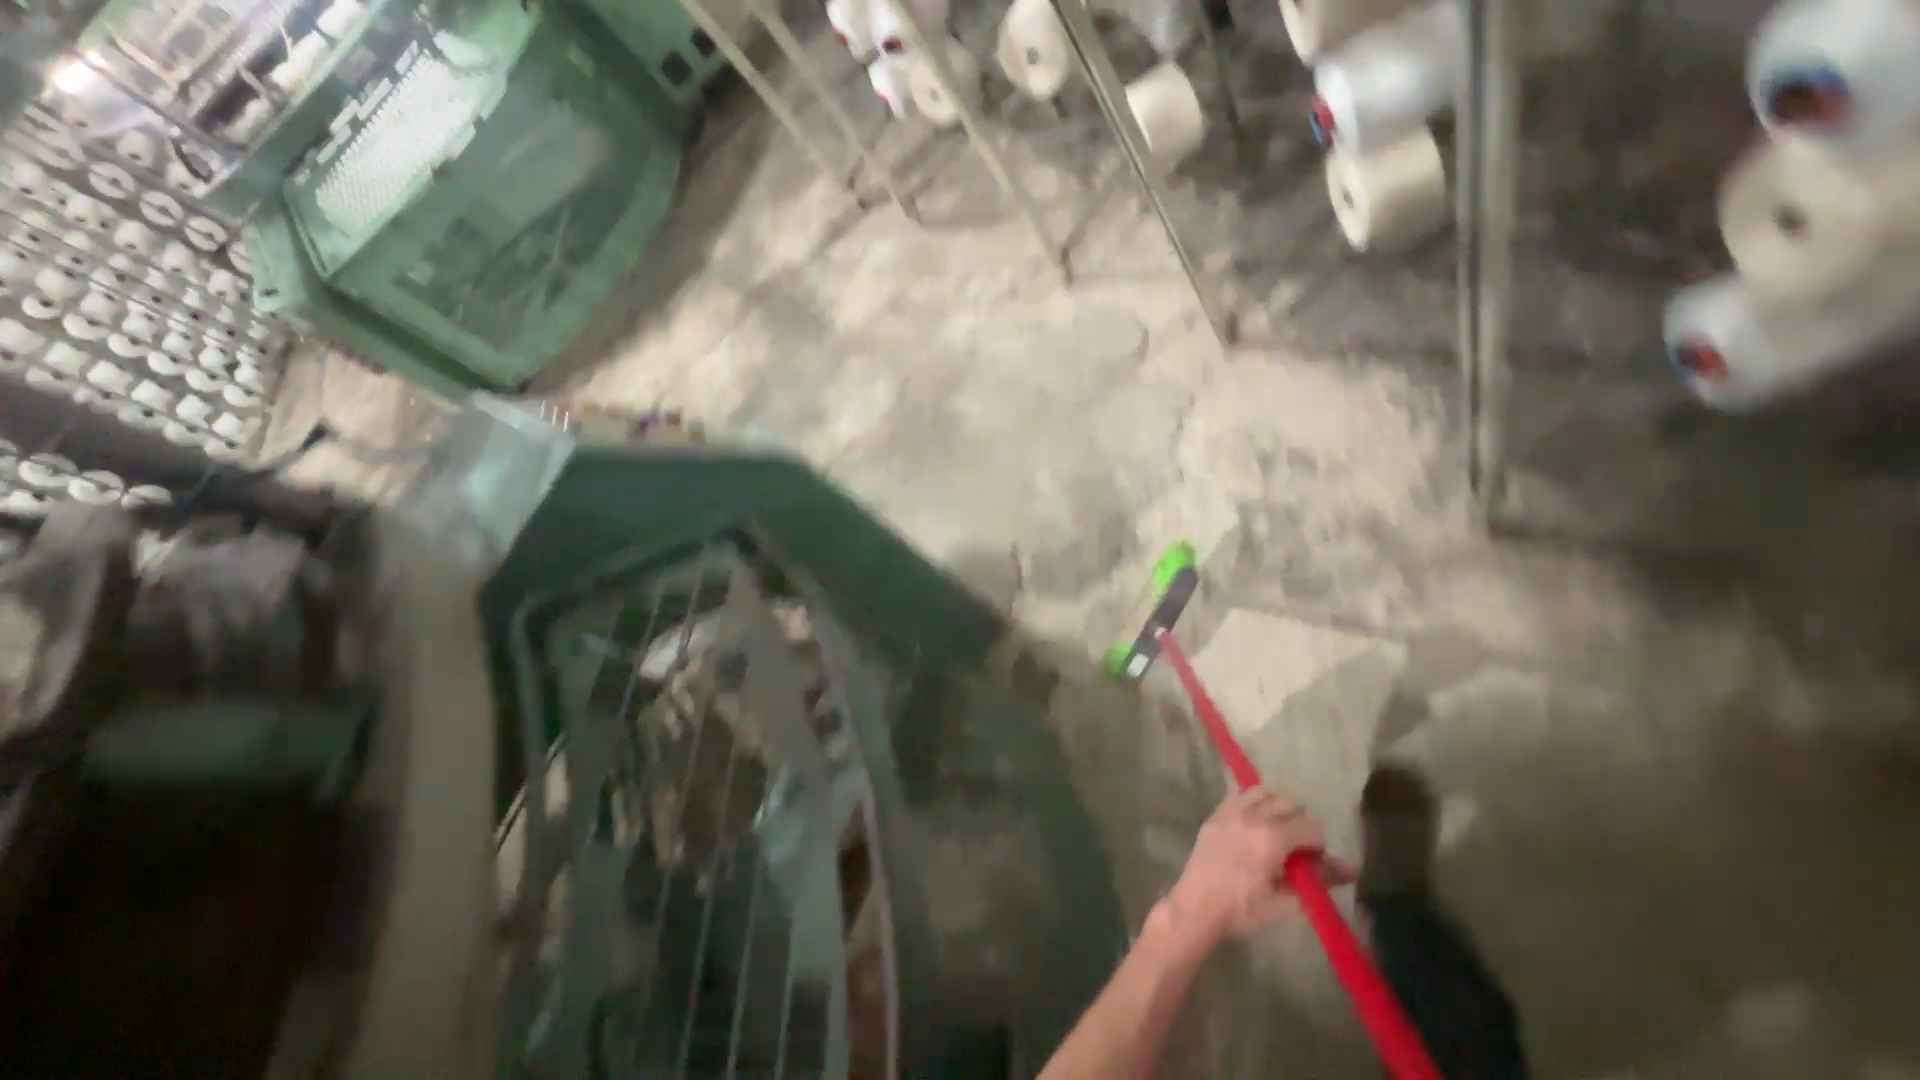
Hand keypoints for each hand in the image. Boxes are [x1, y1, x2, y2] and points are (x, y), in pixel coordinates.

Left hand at [1165, 787, 1352, 945]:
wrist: (1197, 907)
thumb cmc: (1243, 909)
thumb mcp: (1286, 900)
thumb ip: (1320, 879)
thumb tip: (1352, 869)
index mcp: (1273, 838)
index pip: (1312, 826)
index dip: (1318, 845)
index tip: (1312, 863)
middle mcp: (1253, 816)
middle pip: (1290, 802)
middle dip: (1300, 822)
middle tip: (1295, 848)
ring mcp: (1231, 812)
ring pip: (1264, 792)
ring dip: (1276, 806)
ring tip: (1275, 832)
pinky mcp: (1215, 814)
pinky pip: (1239, 795)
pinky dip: (1252, 803)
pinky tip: (1252, 826)